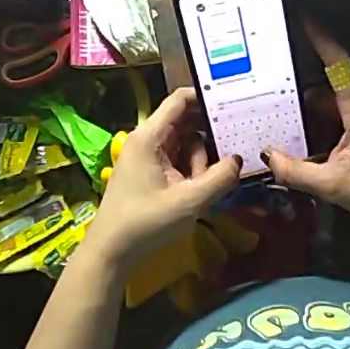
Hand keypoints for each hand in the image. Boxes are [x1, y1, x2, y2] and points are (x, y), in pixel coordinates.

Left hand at [83, 87, 239, 266]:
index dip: (205, 97)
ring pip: (184, 144)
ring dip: (199, 161)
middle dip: (208, 137)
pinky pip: (176, 160)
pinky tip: (199, 189)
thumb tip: (239, 159)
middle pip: (185, 123)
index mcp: (149, 137)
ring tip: (205, 186)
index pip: (179, 100)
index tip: (233, 102)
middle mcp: (146, 140)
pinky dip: (190, 170)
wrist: (111, 251)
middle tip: (233, 149)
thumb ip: (219, 178)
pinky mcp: (149, 172)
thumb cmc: (145, 222)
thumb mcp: (189, 201)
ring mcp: (146, 156)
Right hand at [264, 24, 349, 231]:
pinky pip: (343, 116)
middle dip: (301, 99)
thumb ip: (296, 171)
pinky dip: (325, 126)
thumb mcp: (333, 186)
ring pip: (334, 105)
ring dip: (313, 117)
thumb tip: (267, 156)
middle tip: (272, 103)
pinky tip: (310, 144)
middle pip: (328, 90)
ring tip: (286, 130)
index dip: (321, 40)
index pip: (339, 66)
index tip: (304, 19)